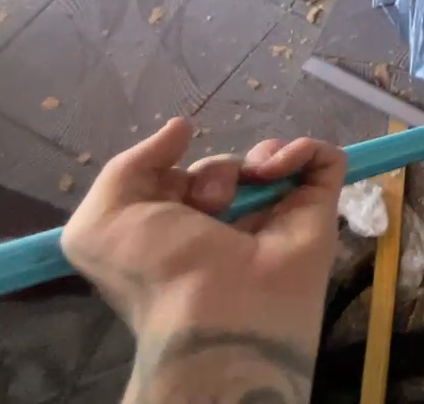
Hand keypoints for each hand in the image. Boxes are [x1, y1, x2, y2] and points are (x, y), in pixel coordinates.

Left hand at [62, 118, 345, 401]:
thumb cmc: (158, 266)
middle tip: (209, 206)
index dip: (170, 172)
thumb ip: (129, 166)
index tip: (166, 186)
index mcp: (175, 228)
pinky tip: (281, 168)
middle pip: (226, 164)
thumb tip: (183, 126)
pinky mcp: (321, 200)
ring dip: (260, 157)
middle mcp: (227, 218)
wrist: (226, 298)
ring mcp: (278, 208)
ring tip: (256, 182)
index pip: (179, 178)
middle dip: (217, 171)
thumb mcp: (102, 223)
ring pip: (272, 157)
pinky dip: (303, 150)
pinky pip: (322, 157)